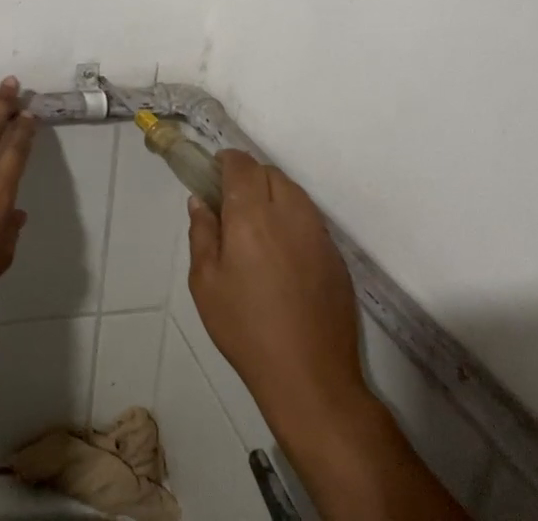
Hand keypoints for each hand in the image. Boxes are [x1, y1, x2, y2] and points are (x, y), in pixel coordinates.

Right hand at [187, 150, 366, 416]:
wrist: (309, 374)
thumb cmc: (245, 327)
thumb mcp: (205, 282)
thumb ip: (202, 233)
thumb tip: (202, 201)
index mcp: (252, 216)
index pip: (242, 165)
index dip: (226, 162)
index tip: (213, 175)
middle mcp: (290, 216)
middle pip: (271, 174)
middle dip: (249, 177)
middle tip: (230, 204)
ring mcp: (319, 235)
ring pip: (295, 194)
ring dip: (273, 195)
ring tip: (255, 228)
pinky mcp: (336, 257)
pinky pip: (311, 221)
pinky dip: (292, 220)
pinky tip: (280, 254)